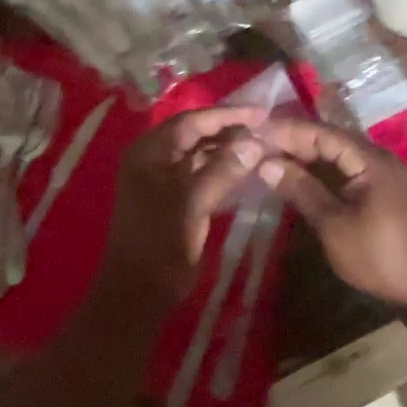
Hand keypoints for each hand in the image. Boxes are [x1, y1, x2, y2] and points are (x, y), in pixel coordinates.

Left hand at [96, 106, 266, 311]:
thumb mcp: (192, 203)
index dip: (227, 115)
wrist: (138, 293)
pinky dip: (223, 170)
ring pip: (200, 154)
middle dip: (230, 130)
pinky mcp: (174, 198)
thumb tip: (255, 143)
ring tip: (264, 145)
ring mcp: (162, 179)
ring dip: (229, 149)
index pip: (192, 121)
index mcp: (148, 151)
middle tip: (267, 127)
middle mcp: (153, 158)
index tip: (261, 112)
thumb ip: (223, 170)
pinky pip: (201, 174)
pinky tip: (249, 169)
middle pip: (196, 134)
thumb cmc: (159, 244)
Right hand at [258, 118, 406, 317]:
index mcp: (371, 161)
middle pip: (332, 140)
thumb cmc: (378, 257)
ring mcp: (385, 175)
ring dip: (308, 155)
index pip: (323, 133)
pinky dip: (323, 170)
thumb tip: (267, 164)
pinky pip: (348, 170)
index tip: (256, 130)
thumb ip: (302, 189)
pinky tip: (301, 176)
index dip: (289, 130)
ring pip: (340, 155)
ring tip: (273, 155)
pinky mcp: (384, 192)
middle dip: (296, 140)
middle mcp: (380, 159)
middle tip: (259, 142)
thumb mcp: (334, 224)